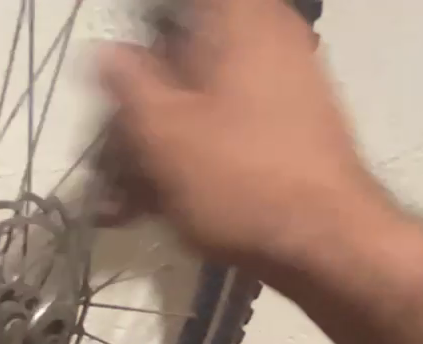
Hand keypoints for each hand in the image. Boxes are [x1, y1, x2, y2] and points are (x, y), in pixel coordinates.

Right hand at [98, 0, 389, 268]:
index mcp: (240, 17)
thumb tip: (103, 53)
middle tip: (106, 163)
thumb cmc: (238, 182)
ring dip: (151, 149)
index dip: (141, 38)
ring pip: (196, 103)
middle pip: (181, 57)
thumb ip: (126, 85)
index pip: (175, 9)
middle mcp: (267, 36)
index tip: (115, 87)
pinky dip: (183, 162)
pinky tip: (152, 206)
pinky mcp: (282, 132)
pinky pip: (218, 134)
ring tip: (120, 201)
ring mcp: (280, 85)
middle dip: (135, 112)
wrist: (319, 241)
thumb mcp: (163, 134)